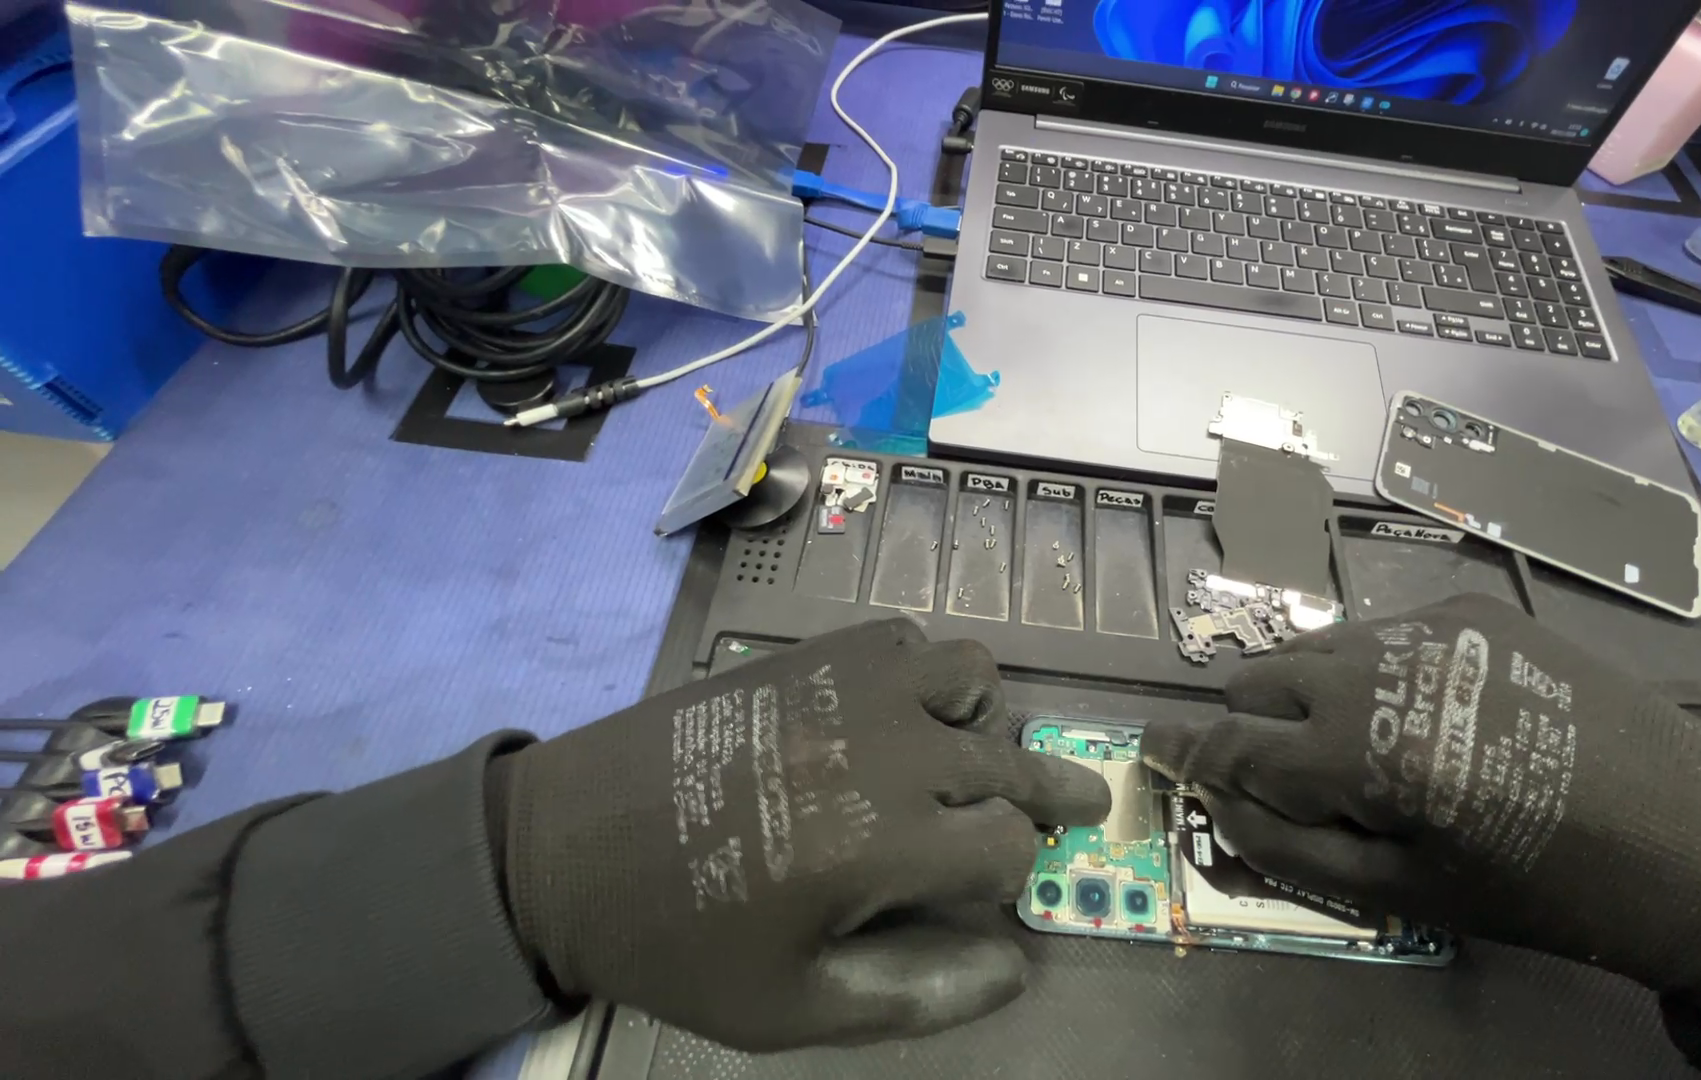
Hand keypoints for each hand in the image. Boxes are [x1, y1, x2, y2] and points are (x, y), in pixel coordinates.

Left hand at [486, 619, 1108, 1050]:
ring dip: (985, 717)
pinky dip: (923, 671)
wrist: (578, 838)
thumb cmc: (685, 937)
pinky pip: (907, 639)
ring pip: (972, 674)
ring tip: (968, 749)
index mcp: (892, 842)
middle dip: (1059, 790)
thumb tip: (1018, 966)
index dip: (1017, 871)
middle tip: (1084, 802)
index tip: (999, 886)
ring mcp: (858, 686)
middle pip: (1014, 760)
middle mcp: (894, 749)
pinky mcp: (820, 651)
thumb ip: (921, 994)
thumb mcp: (794, 1007)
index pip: (1012, 846)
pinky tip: (898, 707)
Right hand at [1142, 594, 1700, 1075]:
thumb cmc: (1547, 888)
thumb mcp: (1407, 892)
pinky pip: (1367, 633)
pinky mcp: (1461, 606)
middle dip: (1250, 726)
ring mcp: (1421, 625)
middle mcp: (1378, 669)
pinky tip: (1421, 709)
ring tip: (1363, 741)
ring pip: (1306, 649)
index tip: (1150, 748)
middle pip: (1254, 679)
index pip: (1231, 744)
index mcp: (1364, 755)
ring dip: (1304, 695)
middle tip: (1288, 769)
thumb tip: (1214, 796)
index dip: (1181, 749)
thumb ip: (1288, 844)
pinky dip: (1361, 671)